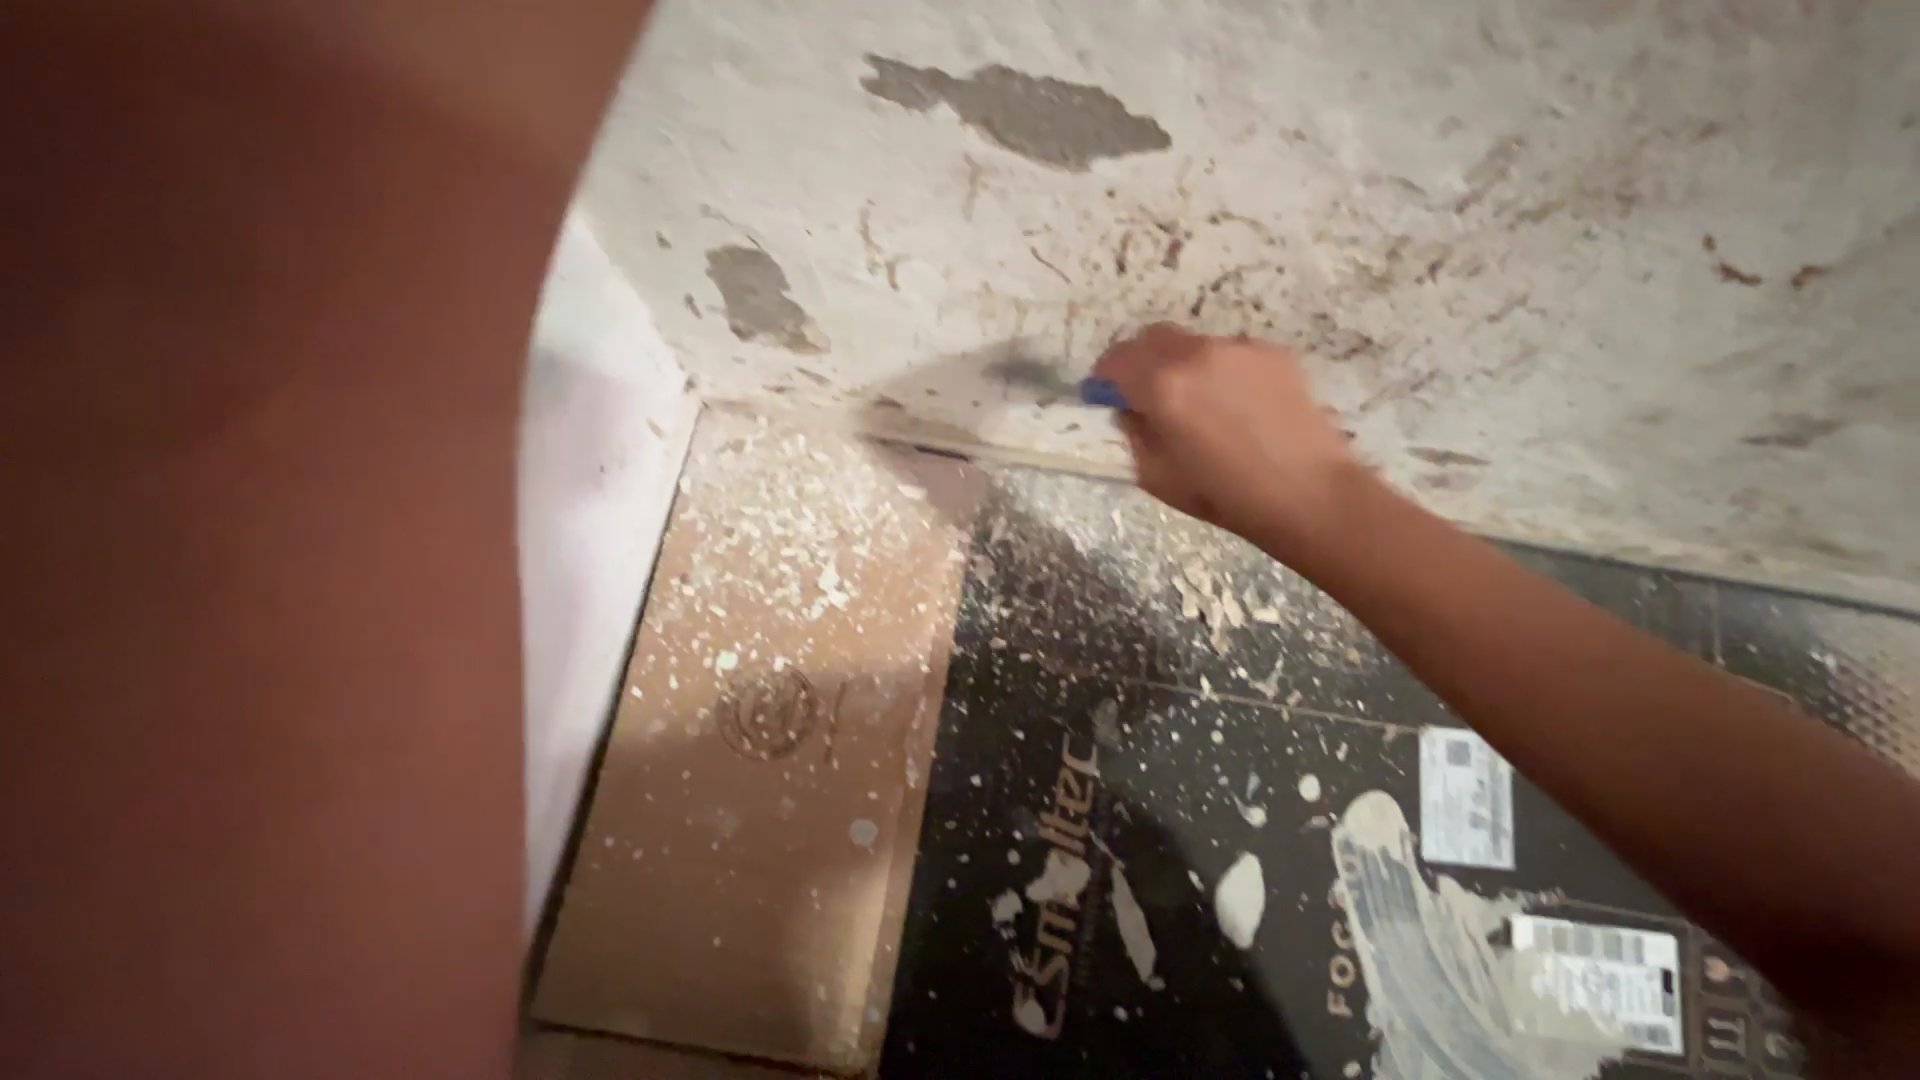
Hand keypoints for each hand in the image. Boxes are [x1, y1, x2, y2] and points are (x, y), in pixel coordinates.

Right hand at [1093, 323, 1362, 554]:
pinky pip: (1230, 353)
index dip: (1103, 379)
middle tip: (1144, 396)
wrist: (1308, 493)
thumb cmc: (1224, 495)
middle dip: (1138, 362)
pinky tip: (1237, 407)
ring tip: (1199, 405)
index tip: (1105, 399)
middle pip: (1150, 338)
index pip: (1114, 361)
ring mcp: (1238, 348)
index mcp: (1162, 385)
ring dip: (1181, 366)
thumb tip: (1129, 412)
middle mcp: (1196, 353)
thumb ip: (1133, 435)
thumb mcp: (1157, 477)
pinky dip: (1220, 371)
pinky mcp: (1273, 352)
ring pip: (1192, 344)